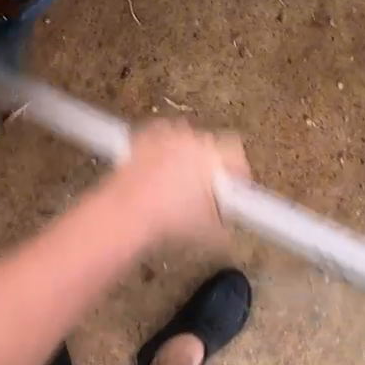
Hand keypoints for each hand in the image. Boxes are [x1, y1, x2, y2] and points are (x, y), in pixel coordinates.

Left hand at [97, 121, 247, 246]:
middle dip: (209, 165)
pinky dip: (162, 151)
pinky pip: (160, 138)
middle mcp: (192, 138)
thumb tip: (225, 219)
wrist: (126, 213)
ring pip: (185, 140)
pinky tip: (156, 174)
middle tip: (203, 191)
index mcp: (214, 155)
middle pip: (211, 145)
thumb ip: (225, 218)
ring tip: (176, 184)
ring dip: (185, 156)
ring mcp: (166, 134)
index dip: (237, 172)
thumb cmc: (168, 220)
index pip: (237, 153)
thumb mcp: (210, 230)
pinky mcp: (143, 136)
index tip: (234, 188)